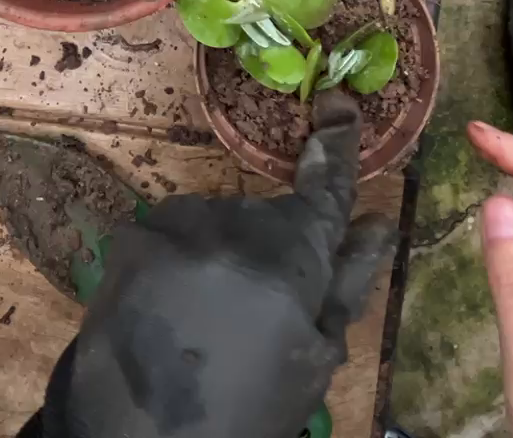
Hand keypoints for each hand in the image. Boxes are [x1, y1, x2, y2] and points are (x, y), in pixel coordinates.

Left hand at [30, 92, 394, 437]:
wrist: (135, 432)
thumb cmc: (242, 406)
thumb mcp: (311, 358)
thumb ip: (347, 282)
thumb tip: (378, 222)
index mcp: (292, 254)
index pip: (325, 189)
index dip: (336, 148)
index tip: (338, 106)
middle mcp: (237, 219)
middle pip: (271, 217)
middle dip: (274, 251)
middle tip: (257, 315)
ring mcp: (182, 219)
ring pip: (222, 224)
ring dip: (225, 256)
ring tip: (208, 319)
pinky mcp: (138, 227)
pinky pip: (178, 230)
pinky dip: (182, 257)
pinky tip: (171, 304)